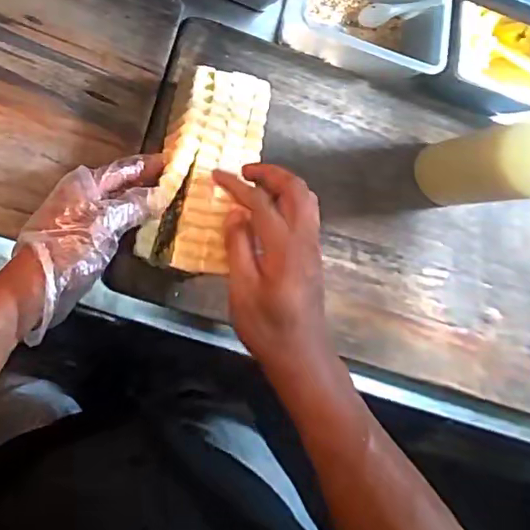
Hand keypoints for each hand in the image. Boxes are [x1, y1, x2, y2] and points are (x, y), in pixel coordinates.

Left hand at [12, 155, 162, 345]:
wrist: (37, 286)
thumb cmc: (69, 248)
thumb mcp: (106, 222)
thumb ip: (134, 205)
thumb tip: (159, 192)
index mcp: (86, 182)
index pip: (125, 167)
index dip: (150, 164)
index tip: (174, 161)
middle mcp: (83, 195)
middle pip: (121, 185)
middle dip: (147, 183)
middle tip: (176, 182)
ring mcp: (81, 218)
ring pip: (118, 205)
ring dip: (140, 205)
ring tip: (168, 203)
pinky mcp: (82, 240)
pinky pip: (113, 224)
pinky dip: (130, 223)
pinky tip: (146, 228)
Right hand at [217, 164, 334, 385]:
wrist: (303, 358)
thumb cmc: (268, 328)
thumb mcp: (242, 290)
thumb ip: (238, 247)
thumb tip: (235, 213)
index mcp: (284, 247)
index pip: (261, 202)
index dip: (237, 185)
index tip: (217, 175)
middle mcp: (304, 240)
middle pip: (295, 189)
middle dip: (270, 173)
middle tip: (243, 171)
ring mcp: (312, 247)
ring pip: (306, 198)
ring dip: (282, 183)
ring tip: (256, 184)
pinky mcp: (313, 255)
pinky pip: (306, 212)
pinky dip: (288, 198)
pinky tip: (268, 209)